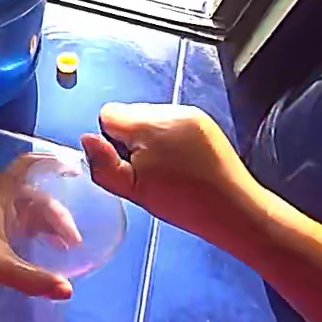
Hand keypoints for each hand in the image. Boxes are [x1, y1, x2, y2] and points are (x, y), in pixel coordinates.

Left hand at [0, 155, 74, 300]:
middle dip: (55, 214)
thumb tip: (68, 290)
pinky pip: (13, 219)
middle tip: (73, 241)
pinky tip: (39, 248)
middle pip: (32, 195)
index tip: (73, 168)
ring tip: (62, 247)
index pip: (26, 166)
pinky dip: (30, 229)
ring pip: (23, 209)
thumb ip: (34, 279)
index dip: (49, 162)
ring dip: (44, 224)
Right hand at [81, 103, 256, 244]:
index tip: (128, 164)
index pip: (107, 114)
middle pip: (127, 113)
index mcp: (149, 126)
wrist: (234, 209)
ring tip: (165, 166)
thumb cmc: (184, 203)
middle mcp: (169, 111)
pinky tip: (178, 160)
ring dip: (148, 136)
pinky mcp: (201, 119)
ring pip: (147, 116)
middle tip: (146, 169)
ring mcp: (187, 113)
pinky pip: (168, 119)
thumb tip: (87, 139)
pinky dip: (166, 136)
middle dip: (130, 137)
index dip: (110, 140)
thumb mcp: (132, 191)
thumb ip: (102, 165)